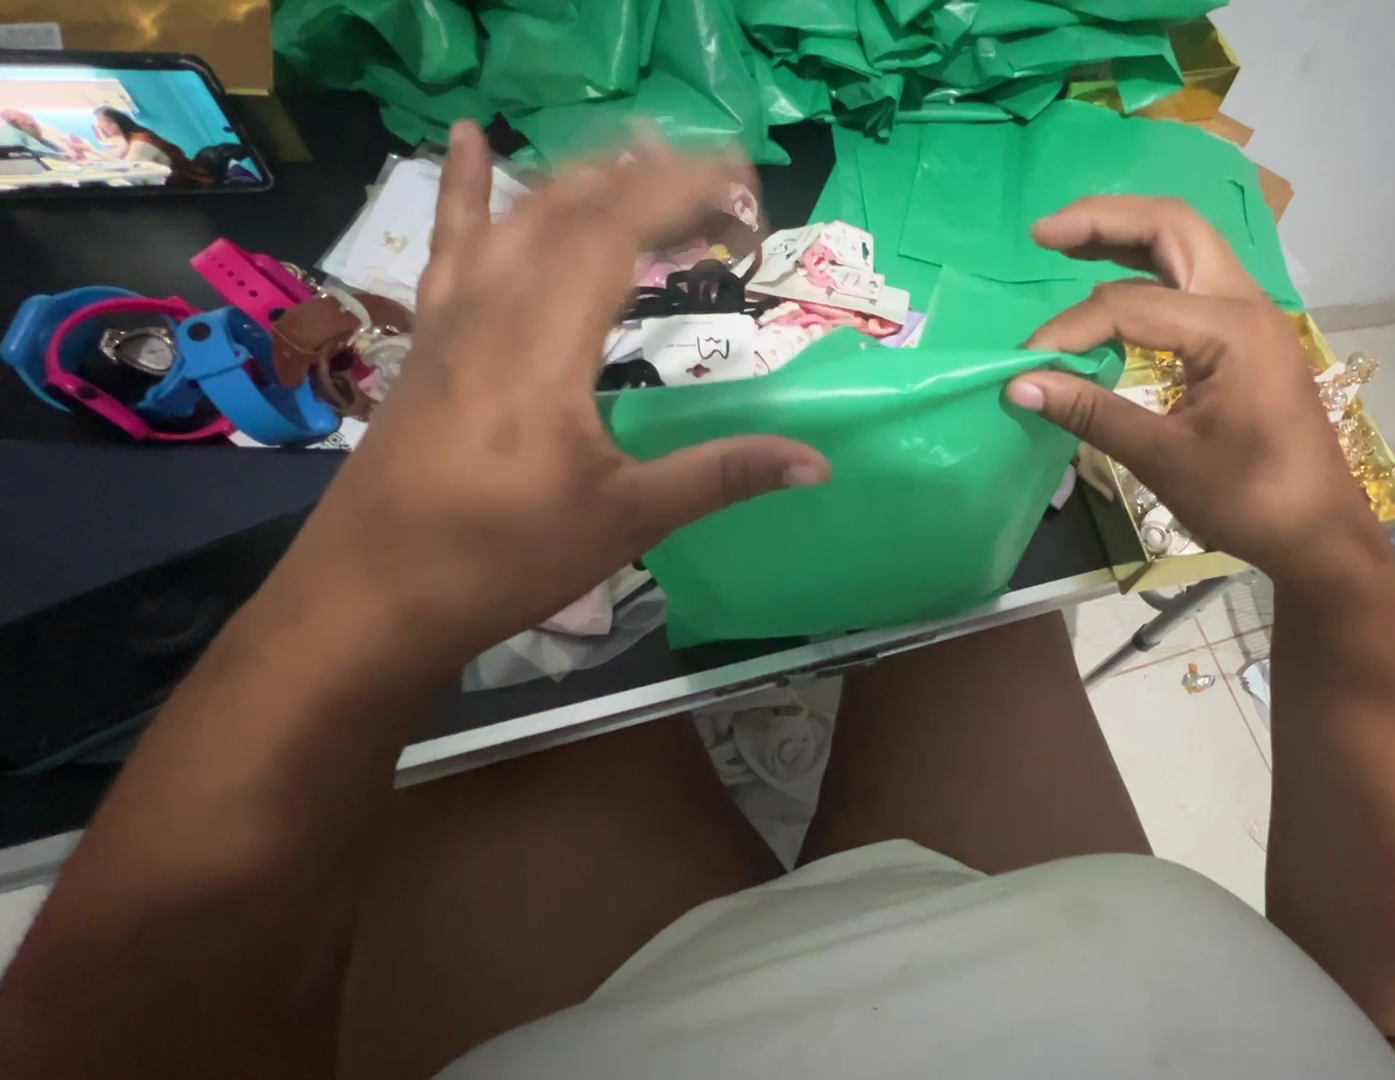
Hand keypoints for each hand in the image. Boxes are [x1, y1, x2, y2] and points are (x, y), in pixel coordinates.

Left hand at [276, 121, 827, 669]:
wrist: (371, 599)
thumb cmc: (504, 560)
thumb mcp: (628, 520)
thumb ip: (721, 476)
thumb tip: (816, 464)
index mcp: (544, 348)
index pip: (617, 234)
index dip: (683, 194)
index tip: (745, 186)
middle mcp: (492, 312)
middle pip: (572, 209)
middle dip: (652, 179)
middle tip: (722, 179)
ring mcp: (452, 321)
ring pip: (519, 218)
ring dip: (587, 176)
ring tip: (645, 149)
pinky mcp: (431, 341)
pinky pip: (454, 248)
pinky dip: (470, 192)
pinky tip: (472, 143)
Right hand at [1006, 197, 1381, 584]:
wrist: (1318, 531)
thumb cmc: (1248, 499)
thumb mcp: (1164, 459)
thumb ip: (1092, 414)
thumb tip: (1020, 384)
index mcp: (1230, 329)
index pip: (1128, 305)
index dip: (1069, 329)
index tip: (1026, 362)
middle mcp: (1245, 303)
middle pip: (1172, 227)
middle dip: (1104, 221)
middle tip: (1043, 232)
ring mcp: (1251, 316)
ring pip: (1186, 246)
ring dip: (1127, 237)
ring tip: (1067, 242)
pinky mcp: (1246, 337)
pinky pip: (1192, 283)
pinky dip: (1147, 273)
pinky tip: (1114, 292)